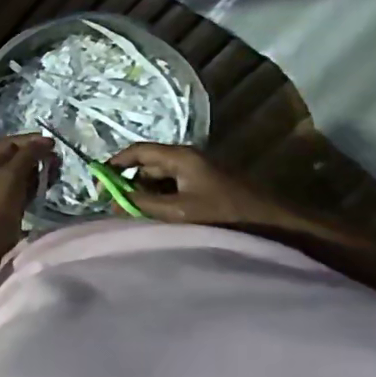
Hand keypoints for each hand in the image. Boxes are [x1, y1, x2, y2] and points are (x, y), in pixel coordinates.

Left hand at [0, 134, 54, 243]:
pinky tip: (50, 183)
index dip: (30, 140)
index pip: (11, 143)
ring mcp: (4, 188)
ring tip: (56, 170)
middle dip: (38, 154)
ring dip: (40, 169)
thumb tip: (45, 140)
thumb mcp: (11, 174)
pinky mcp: (13, 203)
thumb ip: (28, 155)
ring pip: (25, 173)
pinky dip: (38, 184)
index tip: (52, 142)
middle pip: (19, 157)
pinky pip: (28, 188)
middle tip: (56, 158)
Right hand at [107, 143, 292, 227]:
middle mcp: (188, 159)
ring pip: (160, 179)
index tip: (99, 184)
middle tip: (117, 208)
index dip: (115, 165)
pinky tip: (158, 219)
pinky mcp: (206, 187)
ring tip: (135, 216)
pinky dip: (161, 200)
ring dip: (145, 195)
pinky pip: (174, 189)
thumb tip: (114, 200)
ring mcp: (198, 172)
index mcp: (181, 156)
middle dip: (129, 184)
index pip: (138, 152)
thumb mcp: (179, 212)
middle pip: (147, 165)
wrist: (276, 224)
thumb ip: (143, 204)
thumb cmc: (226, 214)